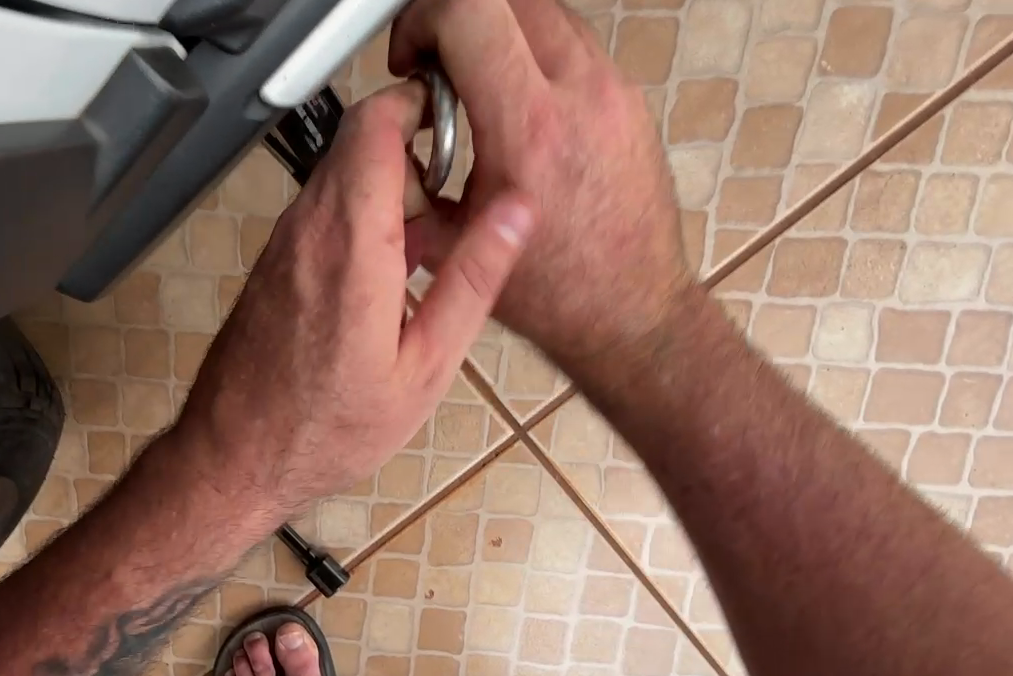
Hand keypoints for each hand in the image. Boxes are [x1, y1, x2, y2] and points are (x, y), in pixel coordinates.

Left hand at [171, 80, 533, 520]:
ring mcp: (281, 247)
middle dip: (412, 164)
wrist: (237, 459)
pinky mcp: (270, 268)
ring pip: (339, 181)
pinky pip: (319, 220)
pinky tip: (377, 290)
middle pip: (360, 144)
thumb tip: (515, 213)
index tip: (456, 147)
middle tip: (443, 226)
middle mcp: (306, 231)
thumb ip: (472, 280)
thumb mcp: (424, 368)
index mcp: (352, 245)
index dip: (423, 112)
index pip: (377, 121)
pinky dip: (355, 230)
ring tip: (414, 268)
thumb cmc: (327, 432)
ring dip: (384, 202)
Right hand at [391, 0, 693, 370]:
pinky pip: (571, 44)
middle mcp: (579, 94)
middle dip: (455, 16)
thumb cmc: (551, 292)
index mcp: (528, 131)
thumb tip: (384, 149)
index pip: (468, 12)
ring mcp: (613, 89)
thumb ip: (410, 187)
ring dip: (495, 31)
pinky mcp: (628, 98)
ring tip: (472, 89)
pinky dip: (530, 55)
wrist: (626, 310)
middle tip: (433, 62)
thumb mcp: (451, 247)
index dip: (421, 19)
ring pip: (542, 9)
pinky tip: (513, 108)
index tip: (410, 56)